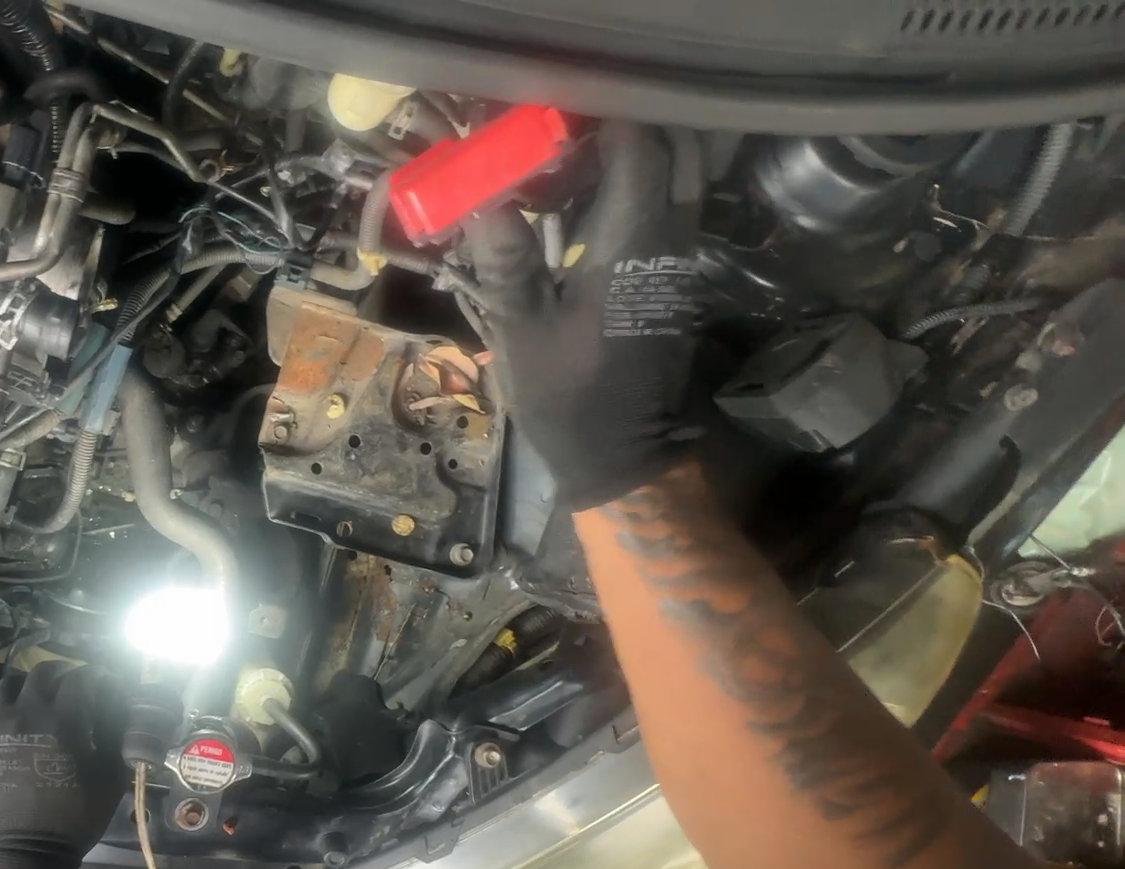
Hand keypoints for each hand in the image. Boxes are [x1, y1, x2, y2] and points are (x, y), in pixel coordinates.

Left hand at [0, 661, 126, 868]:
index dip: (94, 677)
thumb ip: (114, 733)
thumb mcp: (110, 776)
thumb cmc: (73, 817)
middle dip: (60, 675)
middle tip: (66, 689)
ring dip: (24, 691)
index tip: (99, 684)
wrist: (23, 853)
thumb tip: (115, 705)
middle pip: (43, 672)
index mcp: (63, 717)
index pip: (81, 676)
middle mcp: (25, 709)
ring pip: (8, 686)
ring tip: (30, 707)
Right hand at [462, 122, 702, 510]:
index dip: (602, 123)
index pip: (640, 153)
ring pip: (680, 178)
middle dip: (628, 131)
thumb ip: (506, 264)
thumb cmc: (563, 394)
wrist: (617, 447)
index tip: (554, 122)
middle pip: (678, 152)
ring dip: (634, 160)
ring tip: (568, 172)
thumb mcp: (520, 333)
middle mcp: (671, 242)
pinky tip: (585, 212)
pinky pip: (669, 209)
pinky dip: (636, 191)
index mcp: (633, 249)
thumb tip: (485, 203)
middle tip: (565, 142)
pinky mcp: (674, 278)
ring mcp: (680, 261)